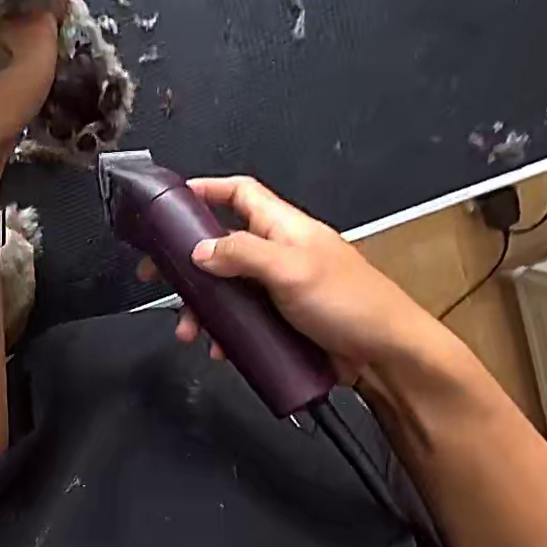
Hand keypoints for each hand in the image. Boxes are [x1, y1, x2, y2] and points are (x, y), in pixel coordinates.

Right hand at [141, 176, 455, 379]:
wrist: (383, 355)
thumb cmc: (355, 304)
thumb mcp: (292, 270)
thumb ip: (243, 255)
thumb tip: (202, 250)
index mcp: (284, 228)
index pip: (239, 194)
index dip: (207, 190)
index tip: (176, 200)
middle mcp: (278, 254)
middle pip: (221, 247)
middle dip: (190, 264)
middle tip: (162, 275)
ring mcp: (278, 288)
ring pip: (226, 290)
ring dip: (203, 308)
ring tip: (192, 328)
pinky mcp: (280, 320)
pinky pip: (241, 320)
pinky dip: (225, 332)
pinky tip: (222, 347)